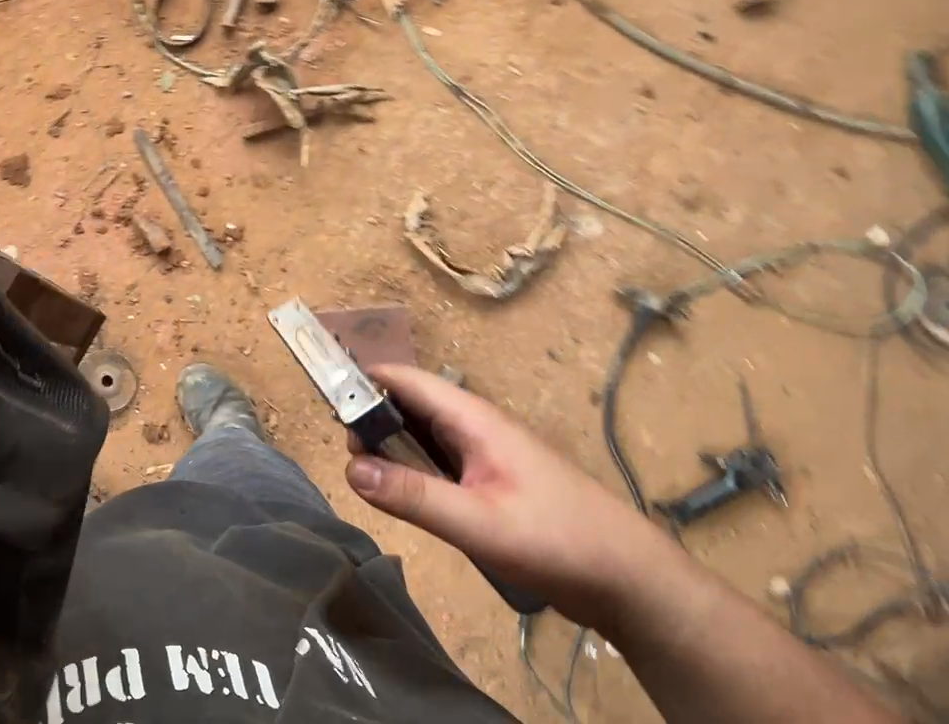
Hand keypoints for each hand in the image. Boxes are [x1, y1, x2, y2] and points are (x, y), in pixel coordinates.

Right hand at [344, 365, 682, 628]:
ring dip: (392, 449)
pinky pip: (439, 462)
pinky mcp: (493, 483)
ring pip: (423, 436)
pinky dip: (413, 470)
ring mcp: (486, 456)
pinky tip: (406, 497)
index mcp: (474, 420)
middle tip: (353, 460)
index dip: (364, 381)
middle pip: (409, 405)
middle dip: (372, 421)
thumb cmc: (561, 542)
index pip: (406, 380)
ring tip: (372, 480)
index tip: (329, 402)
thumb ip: (413, 495)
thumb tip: (350, 467)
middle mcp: (476, 428)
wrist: (636, 584)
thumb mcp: (478, 524)